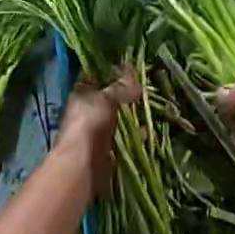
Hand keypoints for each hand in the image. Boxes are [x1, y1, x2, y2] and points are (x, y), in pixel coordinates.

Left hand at [56, 70, 142, 193]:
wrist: (83, 165)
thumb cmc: (89, 123)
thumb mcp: (105, 99)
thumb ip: (120, 88)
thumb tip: (135, 78)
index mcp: (81, 92)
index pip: (97, 76)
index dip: (113, 72)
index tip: (133, 68)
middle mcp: (88, 108)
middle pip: (110, 97)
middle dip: (127, 94)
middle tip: (148, 88)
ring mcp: (98, 128)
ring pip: (119, 116)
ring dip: (134, 114)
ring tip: (153, 107)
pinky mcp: (109, 147)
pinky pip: (126, 136)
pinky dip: (137, 134)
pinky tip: (151, 132)